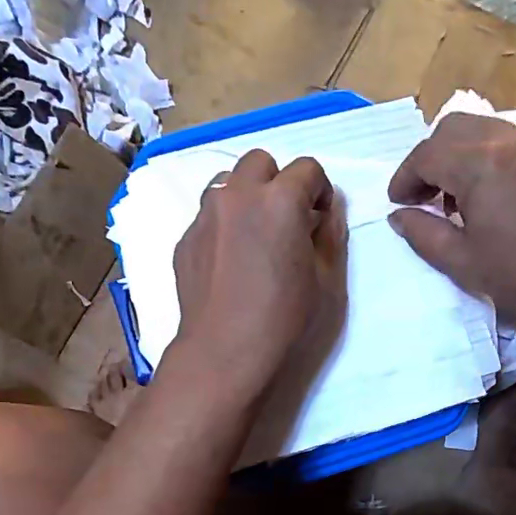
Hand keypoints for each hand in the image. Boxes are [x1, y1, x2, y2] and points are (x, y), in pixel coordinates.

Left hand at [169, 149, 338, 393]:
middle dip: (277, 181)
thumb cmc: (284, 318)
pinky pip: (207, 217)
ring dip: (244, 197)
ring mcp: (205, 216)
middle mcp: (237, 196)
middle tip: (285, 220)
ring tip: (253, 235)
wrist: (223, 352)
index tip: (319, 218)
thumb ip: (330, 234)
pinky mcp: (185, 240)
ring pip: (225, 184)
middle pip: (259, 163)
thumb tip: (327, 211)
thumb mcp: (327, 280)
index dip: (319, 191)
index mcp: (280, 199)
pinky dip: (222, 226)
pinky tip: (228, 262)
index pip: (307, 168)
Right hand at [387, 113, 515, 337]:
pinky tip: (491, 195)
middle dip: (429, 159)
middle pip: (452, 129)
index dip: (404, 178)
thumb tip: (400, 216)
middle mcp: (510, 140)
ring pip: (483, 129)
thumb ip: (422, 233)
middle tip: (423, 196)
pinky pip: (511, 139)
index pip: (426, 155)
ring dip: (458, 156)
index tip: (399, 204)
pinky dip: (488, 156)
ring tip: (456, 198)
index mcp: (481, 163)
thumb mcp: (460, 260)